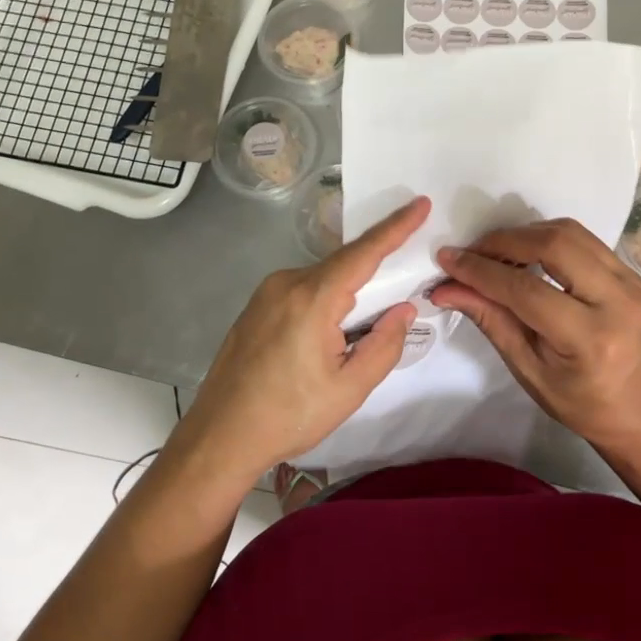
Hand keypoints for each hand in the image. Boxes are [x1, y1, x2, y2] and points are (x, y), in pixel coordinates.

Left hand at [173, 197, 429, 482]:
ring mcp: (266, 294)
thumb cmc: (288, 416)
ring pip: (321, 281)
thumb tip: (403, 310)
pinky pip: (301, 292)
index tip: (420, 204)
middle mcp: (286, 283)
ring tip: (353, 340)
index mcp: (312, 299)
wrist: (220, 436)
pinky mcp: (255, 308)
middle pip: (342, 266)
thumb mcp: (349, 389)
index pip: (363, 253)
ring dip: (346, 296)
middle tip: (398, 299)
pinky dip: (324, 303)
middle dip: (373, 276)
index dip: (396, 228)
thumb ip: (383, 345)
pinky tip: (325, 339)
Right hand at [431, 218, 640, 450]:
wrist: (637, 407)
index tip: (448, 260)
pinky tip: (525, 255)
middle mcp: (616, 302)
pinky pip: (583, 239)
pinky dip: (546, 239)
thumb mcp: (527, 369)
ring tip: (496, 253)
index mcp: (590, 339)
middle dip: (505, 241)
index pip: (527, 290)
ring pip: (570, 232)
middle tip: (473, 253)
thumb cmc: (578, 400)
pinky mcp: (630, 272)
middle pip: (554, 244)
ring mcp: (629, 282)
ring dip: (525, 234)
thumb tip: (446, 288)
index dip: (482, 271)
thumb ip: (490, 321)